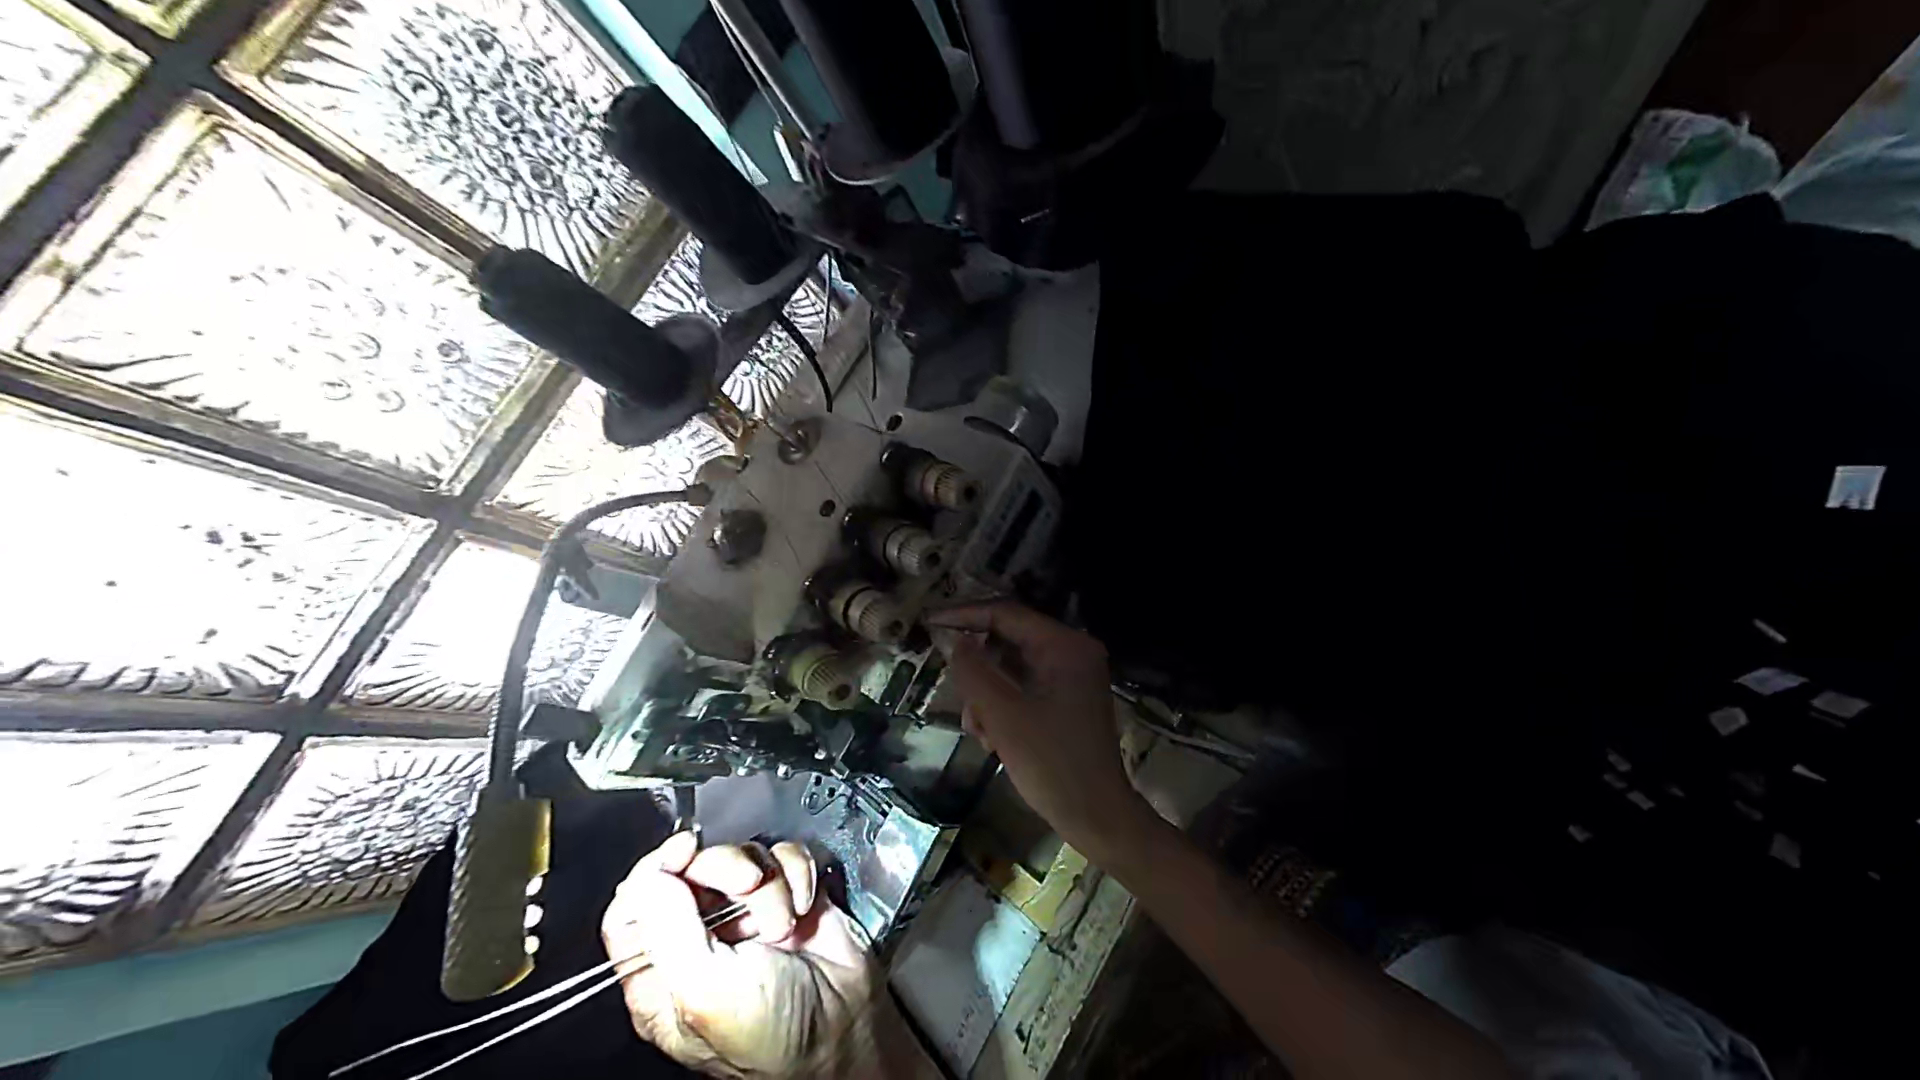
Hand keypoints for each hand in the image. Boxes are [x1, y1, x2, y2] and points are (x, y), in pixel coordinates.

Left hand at [603, 832, 879, 1077]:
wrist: (847, 1027)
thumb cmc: (775, 1037)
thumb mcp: (707, 994)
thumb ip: (670, 934)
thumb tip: (650, 878)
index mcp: (664, 972)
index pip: (636, 903)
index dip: (655, 870)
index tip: (682, 852)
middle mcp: (702, 936)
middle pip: (694, 866)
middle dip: (726, 868)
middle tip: (748, 886)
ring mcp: (747, 913)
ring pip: (745, 855)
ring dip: (771, 883)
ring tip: (784, 925)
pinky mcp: (788, 893)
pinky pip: (786, 855)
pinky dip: (799, 874)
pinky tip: (805, 907)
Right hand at [931, 602, 1151, 856]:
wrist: (1096, 817)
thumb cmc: (1052, 763)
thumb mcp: (1003, 714)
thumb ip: (973, 671)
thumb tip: (955, 642)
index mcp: (1065, 645)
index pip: (1006, 613)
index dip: (963, 615)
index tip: (928, 622)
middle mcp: (1071, 651)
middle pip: (1007, 642)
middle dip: (978, 672)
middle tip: (961, 700)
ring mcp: (1070, 676)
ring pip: (1009, 668)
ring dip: (987, 696)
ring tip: (981, 732)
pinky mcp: (1065, 698)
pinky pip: (1022, 687)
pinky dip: (1002, 707)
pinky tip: (994, 739)